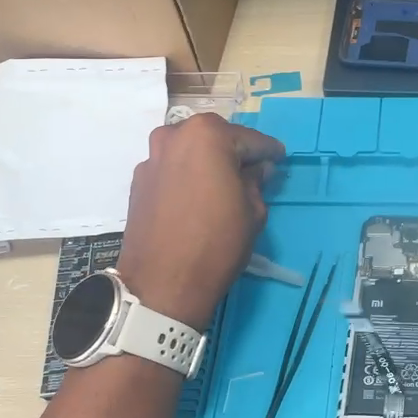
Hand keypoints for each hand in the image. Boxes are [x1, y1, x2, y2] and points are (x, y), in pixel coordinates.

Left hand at [115, 113, 284, 330]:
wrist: (164, 281)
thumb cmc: (218, 243)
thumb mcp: (254, 212)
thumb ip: (256, 182)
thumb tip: (256, 169)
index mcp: (208, 136)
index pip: (249, 139)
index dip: (268, 152)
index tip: (279, 159)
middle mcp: (174, 135)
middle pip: (214, 138)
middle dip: (235, 152)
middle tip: (253, 172)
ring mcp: (152, 157)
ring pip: (190, 151)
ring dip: (209, 162)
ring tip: (225, 184)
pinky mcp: (139, 180)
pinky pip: (172, 169)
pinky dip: (188, 176)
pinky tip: (199, 197)